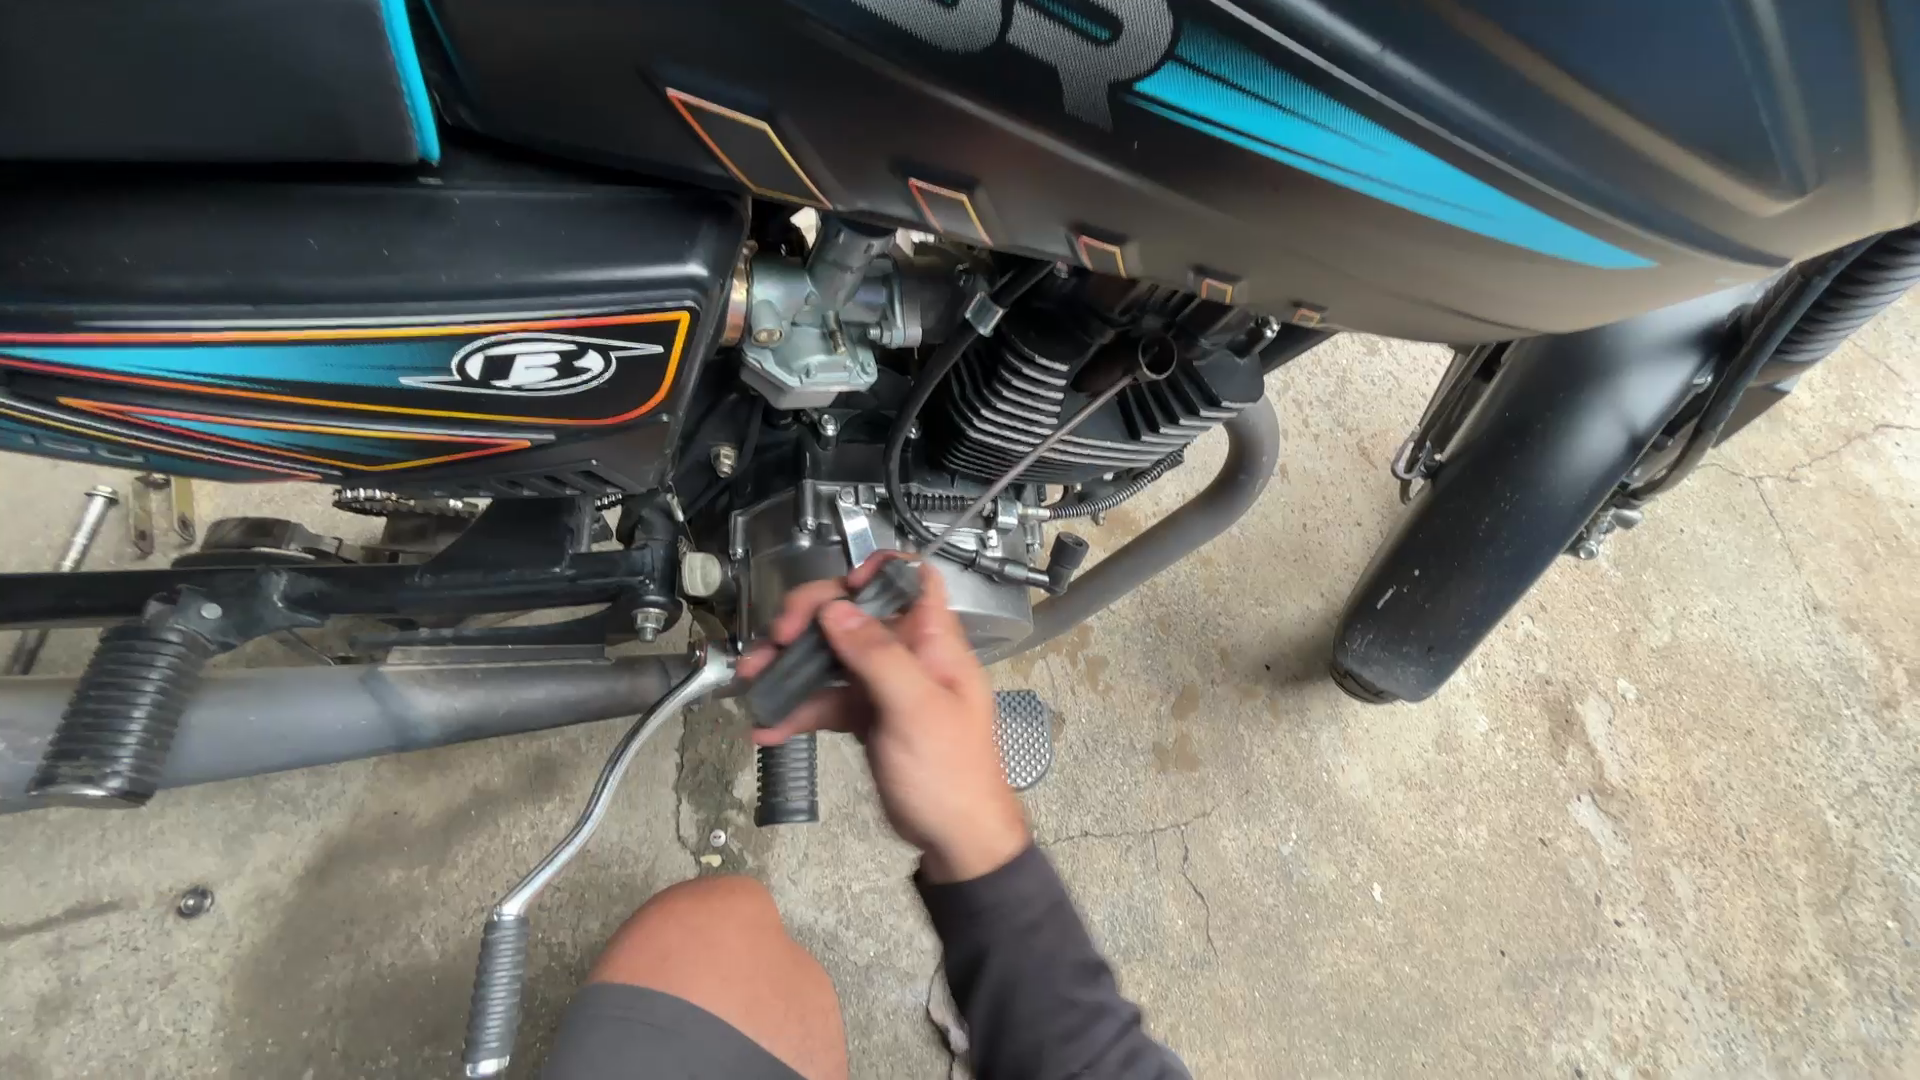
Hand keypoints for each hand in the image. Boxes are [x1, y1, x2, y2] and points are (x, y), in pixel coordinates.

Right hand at [737, 554, 1029, 882]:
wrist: (956, 840)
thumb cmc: (950, 771)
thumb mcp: (916, 709)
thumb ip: (878, 655)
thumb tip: (837, 607)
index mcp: (933, 641)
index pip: (914, 579)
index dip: (881, 570)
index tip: (841, 588)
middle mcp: (907, 653)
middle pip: (856, 612)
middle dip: (811, 618)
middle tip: (776, 638)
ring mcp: (884, 684)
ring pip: (833, 655)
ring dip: (790, 664)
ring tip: (753, 680)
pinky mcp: (865, 715)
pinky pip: (826, 699)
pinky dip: (797, 710)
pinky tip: (768, 727)